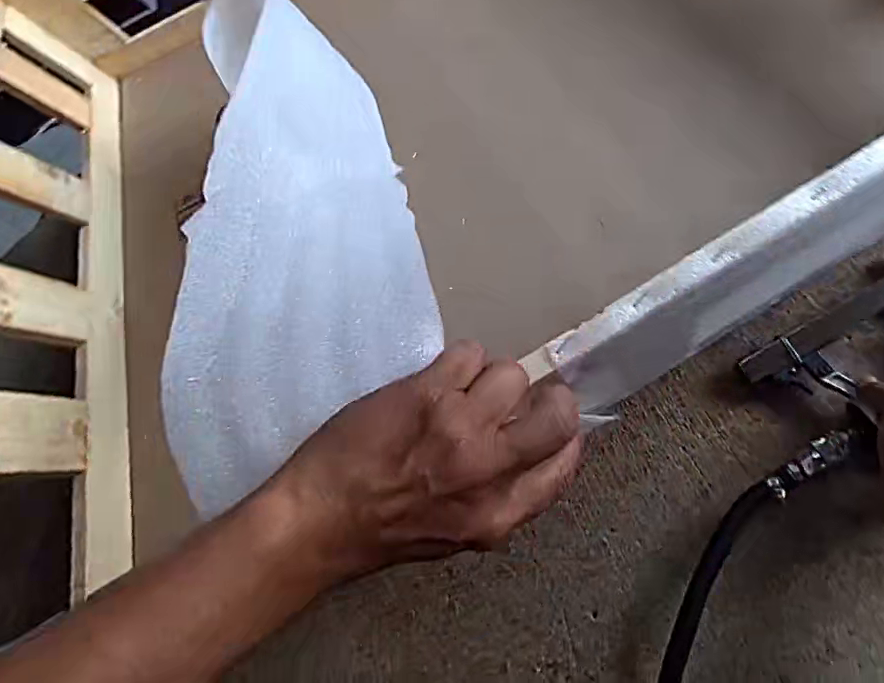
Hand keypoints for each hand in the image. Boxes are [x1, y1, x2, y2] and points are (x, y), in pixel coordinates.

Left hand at [268, 340, 582, 583]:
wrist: (317, 521)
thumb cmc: (388, 527)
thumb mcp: (462, 530)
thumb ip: (506, 492)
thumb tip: (541, 445)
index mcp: (500, 514)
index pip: (565, 460)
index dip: (565, 433)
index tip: (549, 418)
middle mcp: (487, 470)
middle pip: (557, 412)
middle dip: (550, 395)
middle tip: (521, 394)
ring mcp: (458, 428)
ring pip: (511, 373)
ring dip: (489, 376)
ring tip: (460, 390)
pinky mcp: (427, 394)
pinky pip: (469, 352)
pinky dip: (458, 360)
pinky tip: (436, 380)